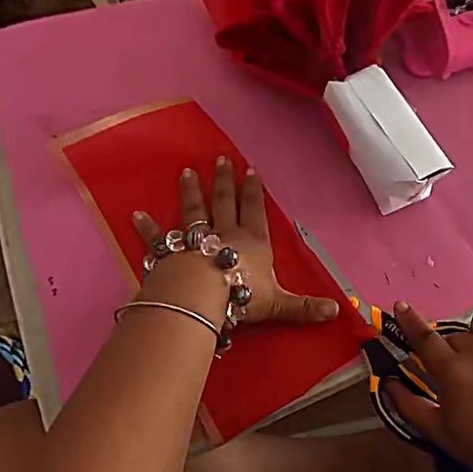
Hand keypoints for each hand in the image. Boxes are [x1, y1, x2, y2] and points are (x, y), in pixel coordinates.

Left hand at [132, 157, 340, 325]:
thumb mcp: (278, 304)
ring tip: (188, 172)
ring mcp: (195, 242)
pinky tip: (137, 214)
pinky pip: (157, 238)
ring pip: (194, 212)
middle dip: (224, 181)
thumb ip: (303, 307)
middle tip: (221, 159)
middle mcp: (225, 236)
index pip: (254, 211)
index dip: (253, 192)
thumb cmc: (240, 296)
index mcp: (252, 243)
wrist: (201, 299)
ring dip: (192, 192)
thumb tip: (335, 313)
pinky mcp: (169, 254)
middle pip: (224, 203)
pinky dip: (147, 226)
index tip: (250, 171)